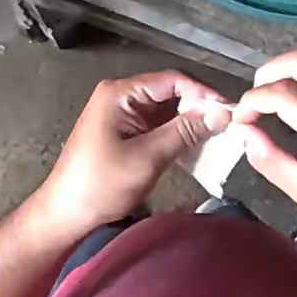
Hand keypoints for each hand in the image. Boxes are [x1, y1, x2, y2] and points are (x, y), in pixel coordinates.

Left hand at [29, 70, 228, 239]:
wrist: (66, 217)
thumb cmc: (100, 184)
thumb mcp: (146, 157)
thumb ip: (184, 132)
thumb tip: (222, 114)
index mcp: (119, 94)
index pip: (171, 80)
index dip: (202, 92)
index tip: (230, 111)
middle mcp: (120, 98)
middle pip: (170, 93)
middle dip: (198, 108)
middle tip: (229, 126)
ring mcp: (122, 117)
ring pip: (166, 112)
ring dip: (190, 124)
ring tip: (219, 138)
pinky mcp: (125, 136)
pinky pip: (158, 128)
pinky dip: (177, 136)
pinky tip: (197, 148)